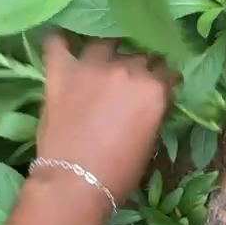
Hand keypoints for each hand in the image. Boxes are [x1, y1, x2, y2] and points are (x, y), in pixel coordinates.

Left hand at [36, 35, 169, 203]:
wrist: (75, 184)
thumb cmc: (119, 174)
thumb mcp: (149, 143)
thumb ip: (151, 114)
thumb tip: (147, 105)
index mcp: (153, 89)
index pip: (168, 72)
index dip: (165, 79)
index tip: (162, 85)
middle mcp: (127, 70)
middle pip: (139, 55)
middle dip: (140, 66)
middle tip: (133, 80)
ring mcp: (92, 67)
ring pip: (105, 42)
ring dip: (109, 50)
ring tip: (105, 59)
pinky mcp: (61, 72)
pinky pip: (57, 43)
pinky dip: (61, 41)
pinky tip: (63, 43)